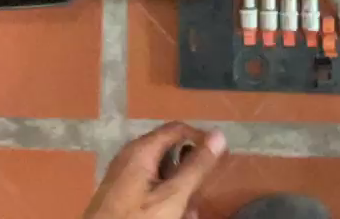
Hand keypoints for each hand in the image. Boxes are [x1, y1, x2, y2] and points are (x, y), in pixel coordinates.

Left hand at [83, 122, 227, 218]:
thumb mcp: (172, 197)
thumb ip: (195, 167)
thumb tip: (219, 135)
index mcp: (141, 149)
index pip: (177, 129)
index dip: (200, 139)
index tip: (220, 158)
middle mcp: (130, 155)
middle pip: (168, 151)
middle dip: (189, 171)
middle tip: (202, 194)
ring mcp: (123, 175)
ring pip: (159, 173)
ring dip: (178, 190)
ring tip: (189, 214)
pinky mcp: (119, 194)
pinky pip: (148, 187)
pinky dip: (163, 198)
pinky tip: (172, 216)